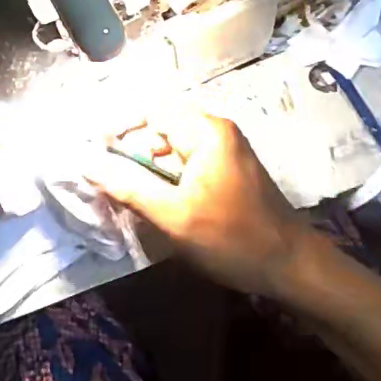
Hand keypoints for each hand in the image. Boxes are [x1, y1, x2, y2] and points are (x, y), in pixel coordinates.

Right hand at [84, 109, 307, 298]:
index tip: (93, 153)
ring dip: (146, 167)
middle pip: (160, 129)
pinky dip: (165, 177)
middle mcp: (216, 132)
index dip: (118, 129)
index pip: (150, 113)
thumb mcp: (174, 216)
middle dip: (130, 151)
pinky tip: (153, 199)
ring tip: (123, 191)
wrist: (293, 267)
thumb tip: (88, 164)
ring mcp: (224, 152)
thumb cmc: (233, 239)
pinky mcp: (227, 171)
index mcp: (206, 132)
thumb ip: (129, 187)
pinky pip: (186, 163)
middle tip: (106, 178)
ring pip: (171, 149)